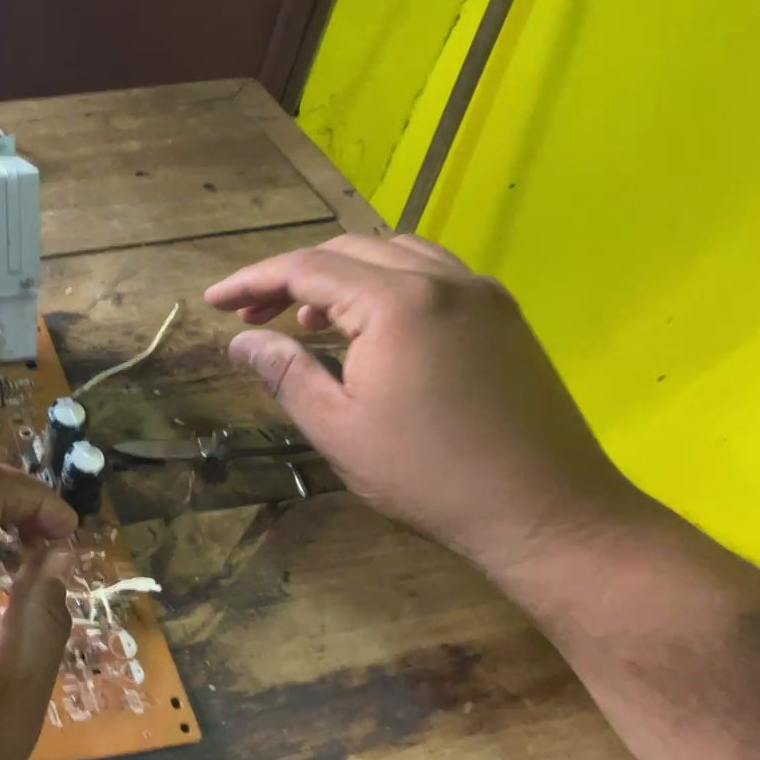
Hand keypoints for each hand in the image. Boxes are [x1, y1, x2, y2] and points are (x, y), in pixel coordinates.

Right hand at [204, 234, 648, 570]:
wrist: (546, 509)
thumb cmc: (427, 474)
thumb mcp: (337, 427)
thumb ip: (285, 372)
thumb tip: (242, 340)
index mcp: (397, 303)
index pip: (307, 268)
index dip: (252, 281)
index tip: (213, 302)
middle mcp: (442, 280)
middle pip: (349, 250)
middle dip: (291, 276)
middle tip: (251, 314)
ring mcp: (480, 294)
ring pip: (393, 254)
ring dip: (340, 276)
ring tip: (305, 320)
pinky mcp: (502, 316)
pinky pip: (430, 275)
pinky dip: (384, 285)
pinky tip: (368, 327)